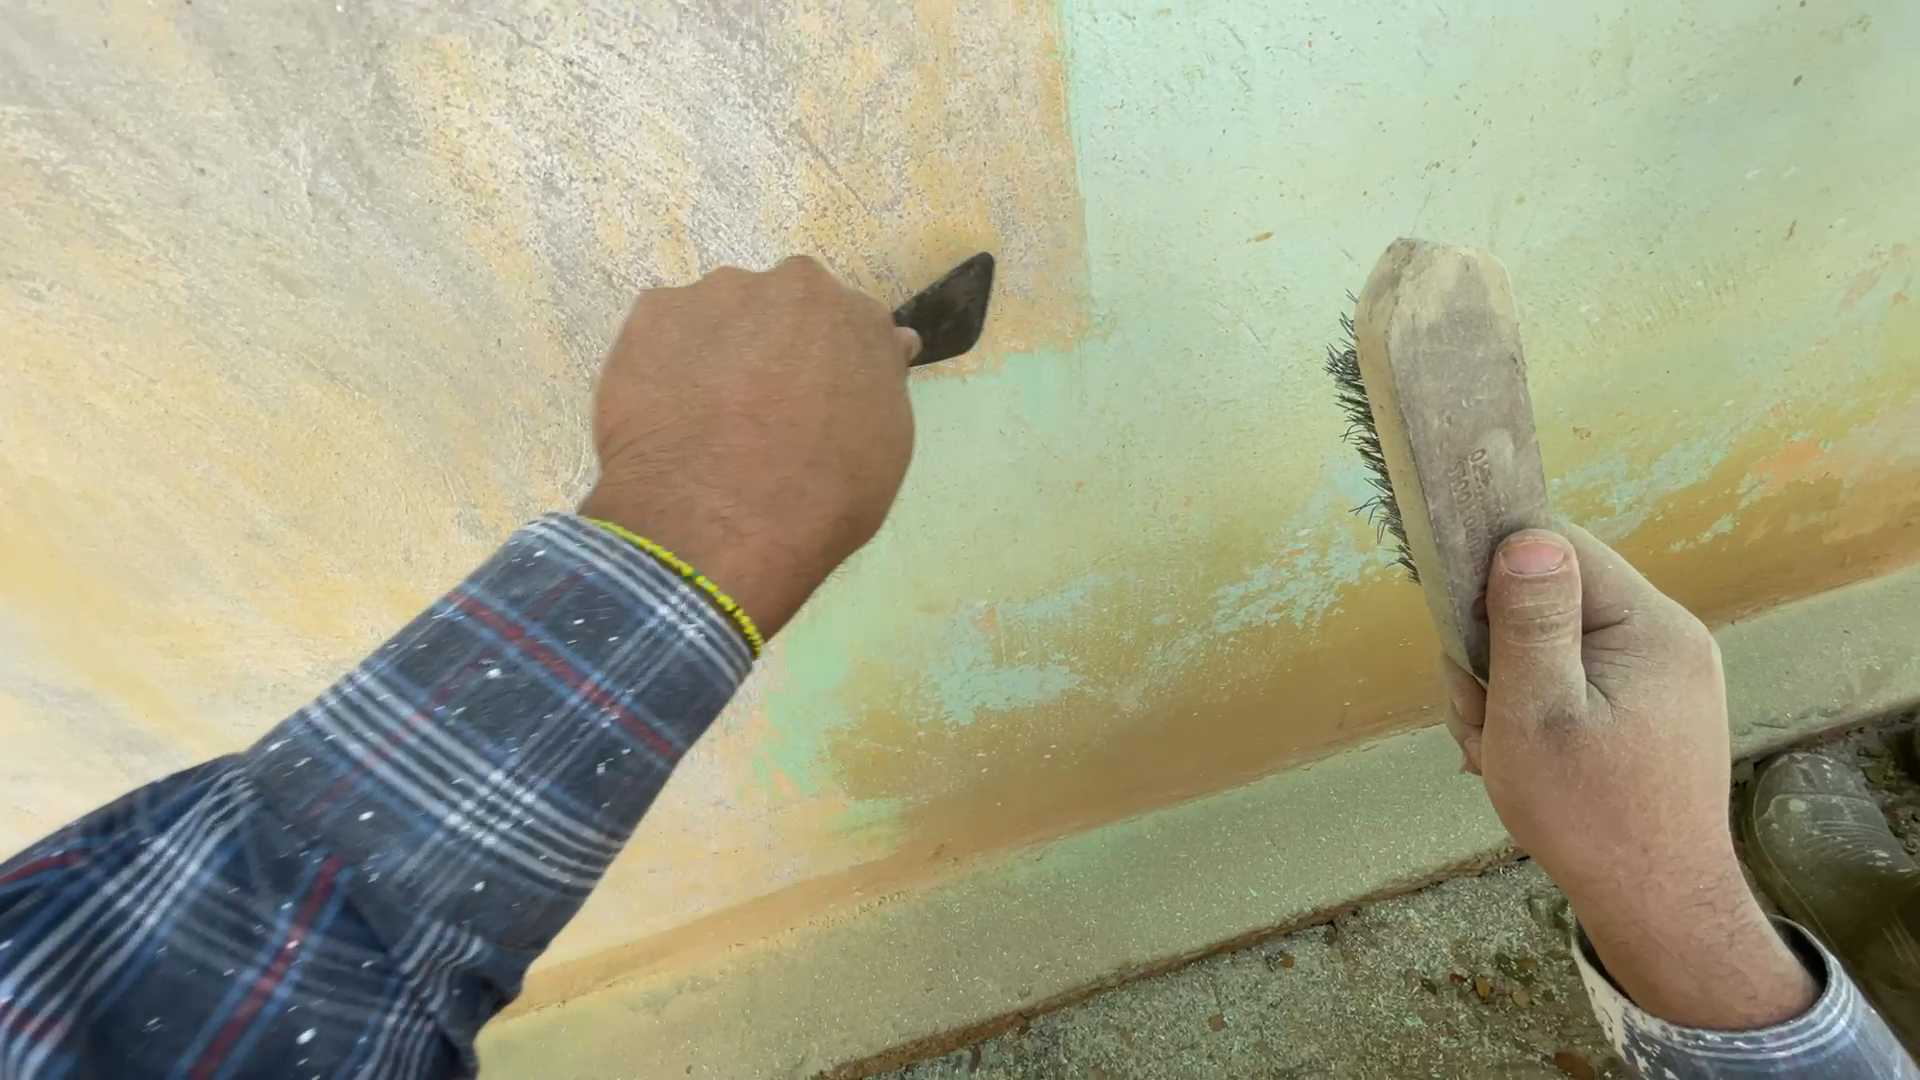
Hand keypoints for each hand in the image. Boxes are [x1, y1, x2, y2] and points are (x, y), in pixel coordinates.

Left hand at [578, 257, 921, 638]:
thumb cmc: (826, 496)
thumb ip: (880, 385)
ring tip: (710, 420)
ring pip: (726, 319)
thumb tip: (889, 345)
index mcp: (861, 319)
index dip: (836, 368)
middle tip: (765, 412)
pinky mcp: (654, 314)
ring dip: (724, 353)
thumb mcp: (886, 448)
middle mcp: (795, 287)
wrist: (726, 522)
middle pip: (788, 312)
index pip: (853, 331)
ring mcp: (720, 295)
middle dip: (780, 349)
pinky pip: (668, 337)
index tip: (822, 402)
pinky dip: (670, 366)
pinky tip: (672, 416)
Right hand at [1441, 526, 1815, 1029]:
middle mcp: (1659, 636)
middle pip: (1541, 595)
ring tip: (1490, 740)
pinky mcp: (1631, 698)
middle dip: (1487, 644)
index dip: (1494, 566)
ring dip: (1494, 682)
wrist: (1650, 902)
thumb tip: (1527, 537)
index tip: (1456, 618)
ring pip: (1536, 637)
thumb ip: (1531, 621)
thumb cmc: (1584, 809)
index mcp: (1648, 627)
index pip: (1560, 547)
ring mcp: (1647, 670)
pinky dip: (1516, 703)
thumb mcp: (1536, 710)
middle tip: (1476, 708)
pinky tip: (1506, 747)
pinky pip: (1553, 672)